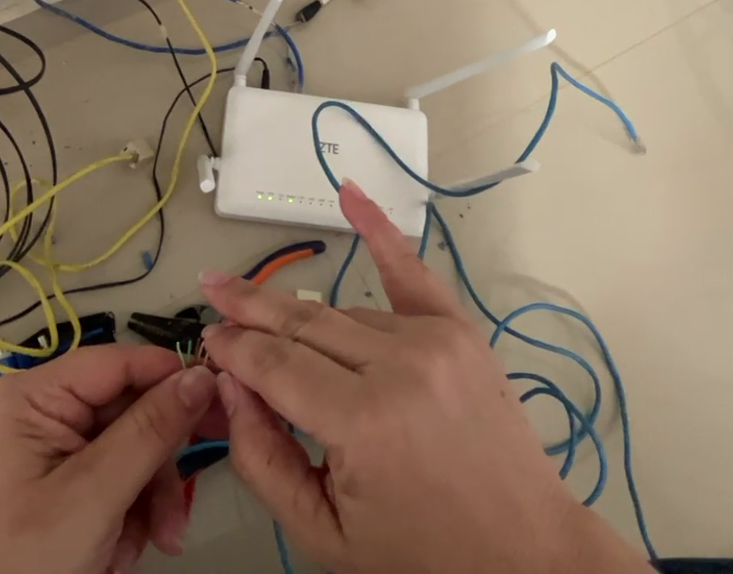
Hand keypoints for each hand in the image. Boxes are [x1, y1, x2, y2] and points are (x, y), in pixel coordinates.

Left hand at [0, 345, 216, 573]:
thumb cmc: (18, 564)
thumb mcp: (92, 496)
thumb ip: (150, 431)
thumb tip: (200, 376)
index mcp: (32, 395)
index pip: (118, 361)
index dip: (171, 377)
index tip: (219, 401)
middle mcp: (39, 411)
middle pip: (127, 411)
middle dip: (156, 464)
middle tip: (179, 512)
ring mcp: (45, 449)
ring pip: (126, 449)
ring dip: (147, 497)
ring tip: (152, 543)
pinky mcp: (53, 484)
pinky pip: (110, 478)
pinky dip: (126, 514)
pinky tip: (118, 551)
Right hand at [199, 181, 649, 573]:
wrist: (526, 553)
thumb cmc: (420, 554)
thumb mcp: (321, 532)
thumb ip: (260, 457)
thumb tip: (230, 385)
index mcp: (362, 422)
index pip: (273, 364)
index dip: (233, 350)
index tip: (206, 341)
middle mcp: (397, 365)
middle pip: (302, 322)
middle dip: (249, 307)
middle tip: (210, 291)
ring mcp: (433, 339)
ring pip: (341, 313)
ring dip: (300, 317)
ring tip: (263, 317)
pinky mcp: (458, 330)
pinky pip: (411, 271)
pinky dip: (378, 230)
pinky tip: (350, 195)